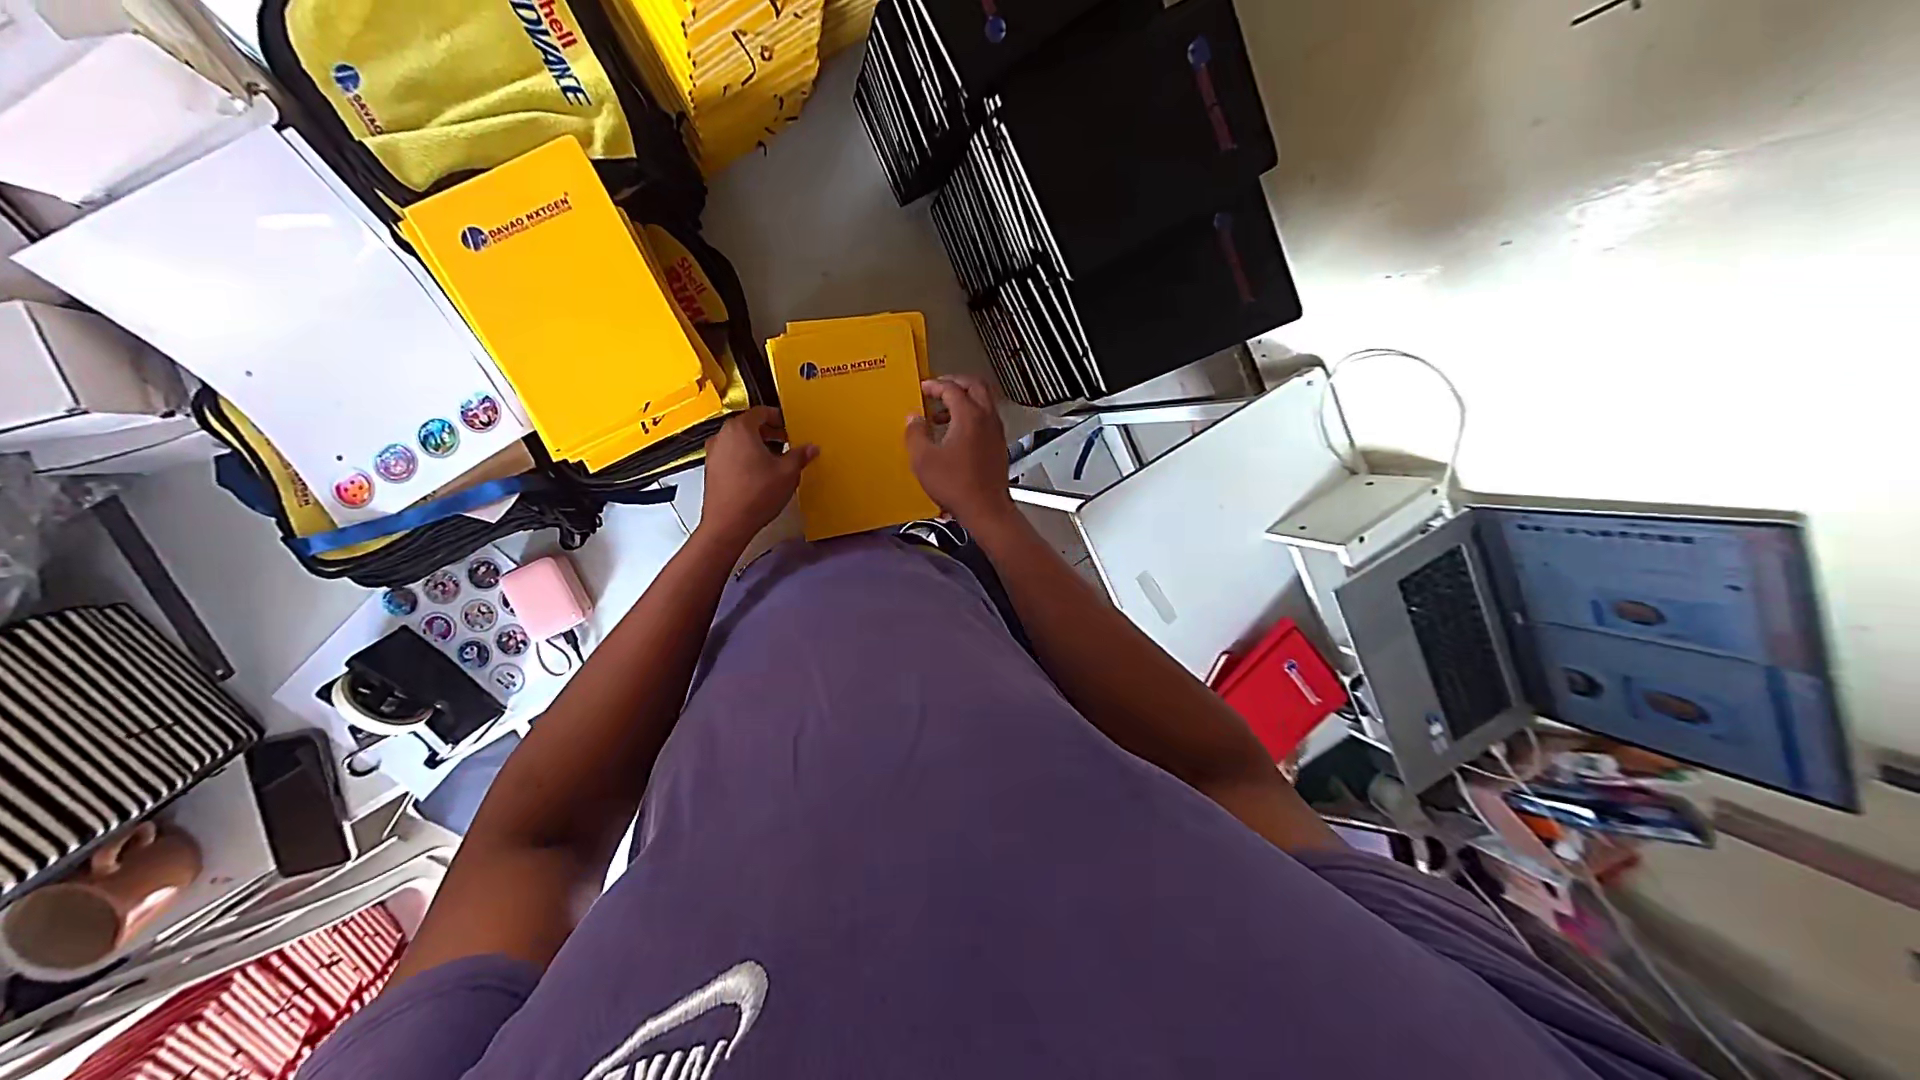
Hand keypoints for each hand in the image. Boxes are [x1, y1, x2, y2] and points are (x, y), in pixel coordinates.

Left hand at [698, 406, 815, 549]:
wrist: (729, 523)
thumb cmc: (753, 496)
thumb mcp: (788, 472)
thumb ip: (800, 455)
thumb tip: (809, 449)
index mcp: (741, 429)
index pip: (761, 412)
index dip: (778, 418)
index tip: (788, 425)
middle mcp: (723, 436)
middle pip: (749, 425)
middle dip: (769, 433)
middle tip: (786, 441)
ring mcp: (714, 453)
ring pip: (739, 441)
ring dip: (757, 446)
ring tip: (776, 460)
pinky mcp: (712, 469)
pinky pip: (732, 455)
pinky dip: (746, 458)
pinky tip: (761, 474)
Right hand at [905, 374, 1015, 528]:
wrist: (985, 510)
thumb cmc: (960, 487)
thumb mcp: (923, 459)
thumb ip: (915, 433)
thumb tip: (914, 420)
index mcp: (969, 416)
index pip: (952, 387)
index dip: (935, 385)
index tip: (925, 388)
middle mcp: (987, 420)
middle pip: (975, 385)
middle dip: (955, 383)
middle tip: (939, 389)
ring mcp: (996, 433)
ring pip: (983, 402)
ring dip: (964, 401)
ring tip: (943, 414)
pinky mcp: (998, 446)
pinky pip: (986, 420)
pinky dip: (971, 417)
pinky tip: (956, 435)